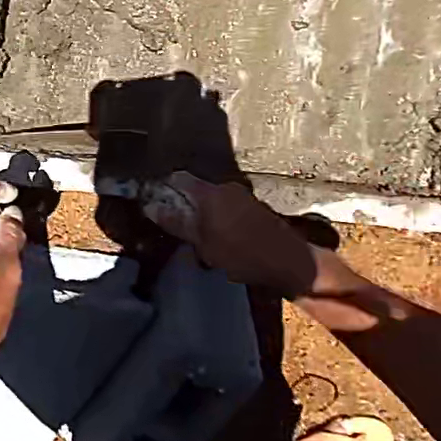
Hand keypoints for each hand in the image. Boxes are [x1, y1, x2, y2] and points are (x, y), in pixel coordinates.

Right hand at [141, 172, 320, 296]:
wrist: (288, 262)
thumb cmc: (240, 253)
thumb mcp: (202, 242)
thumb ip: (176, 223)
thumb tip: (151, 206)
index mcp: (210, 193)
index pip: (178, 178)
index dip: (163, 188)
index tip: (154, 203)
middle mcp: (226, 188)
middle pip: (195, 189)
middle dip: (183, 205)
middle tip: (175, 227)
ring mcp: (243, 197)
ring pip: (212, 200)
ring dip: (202, 214)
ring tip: (197, 238)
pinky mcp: (254, 208)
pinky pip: (227, 207)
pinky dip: (218, 218)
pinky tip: (219, 239)